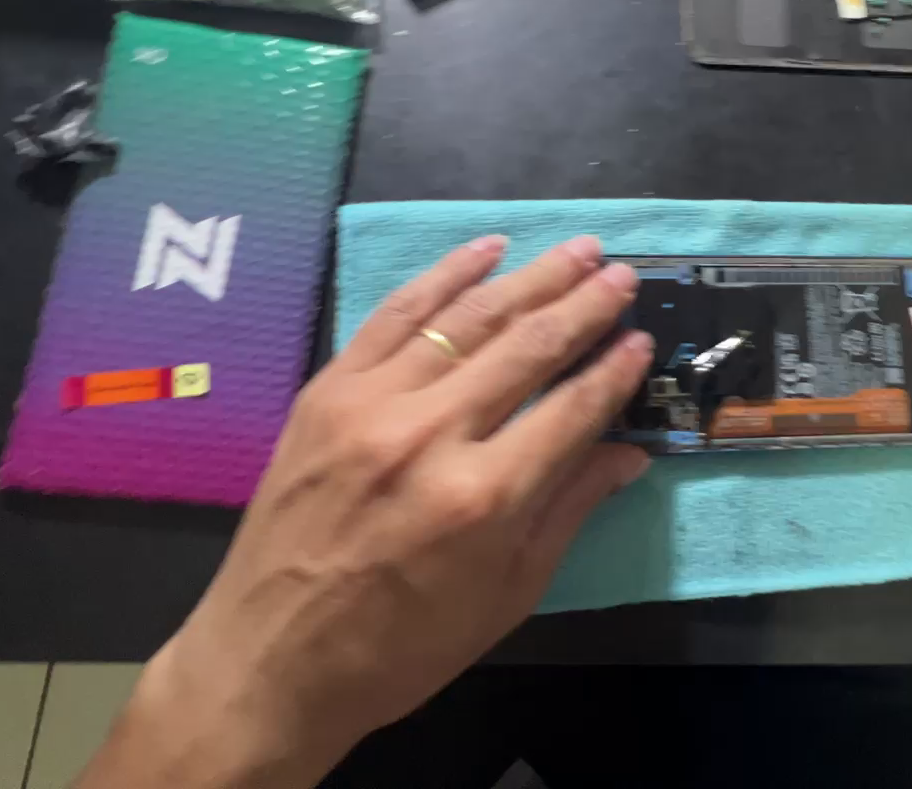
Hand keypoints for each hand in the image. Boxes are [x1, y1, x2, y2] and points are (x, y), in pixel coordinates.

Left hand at [83, 236, 652, 788]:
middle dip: (586, 306)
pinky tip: (488, 249)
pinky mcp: (329, 389)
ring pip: (469, 318)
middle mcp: (430, 435)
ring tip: (578, 250)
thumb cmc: (405, 643)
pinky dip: (447, 274)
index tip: (643, 339)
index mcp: (484, 497)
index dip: (615, 370)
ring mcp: (372, 403)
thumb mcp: (509, 592)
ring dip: (532, 277)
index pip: (572, 408)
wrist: (268, 663)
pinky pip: (397, 314)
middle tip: (622, 274)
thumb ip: (571, 507)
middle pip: (528, 347)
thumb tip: (631, 451)